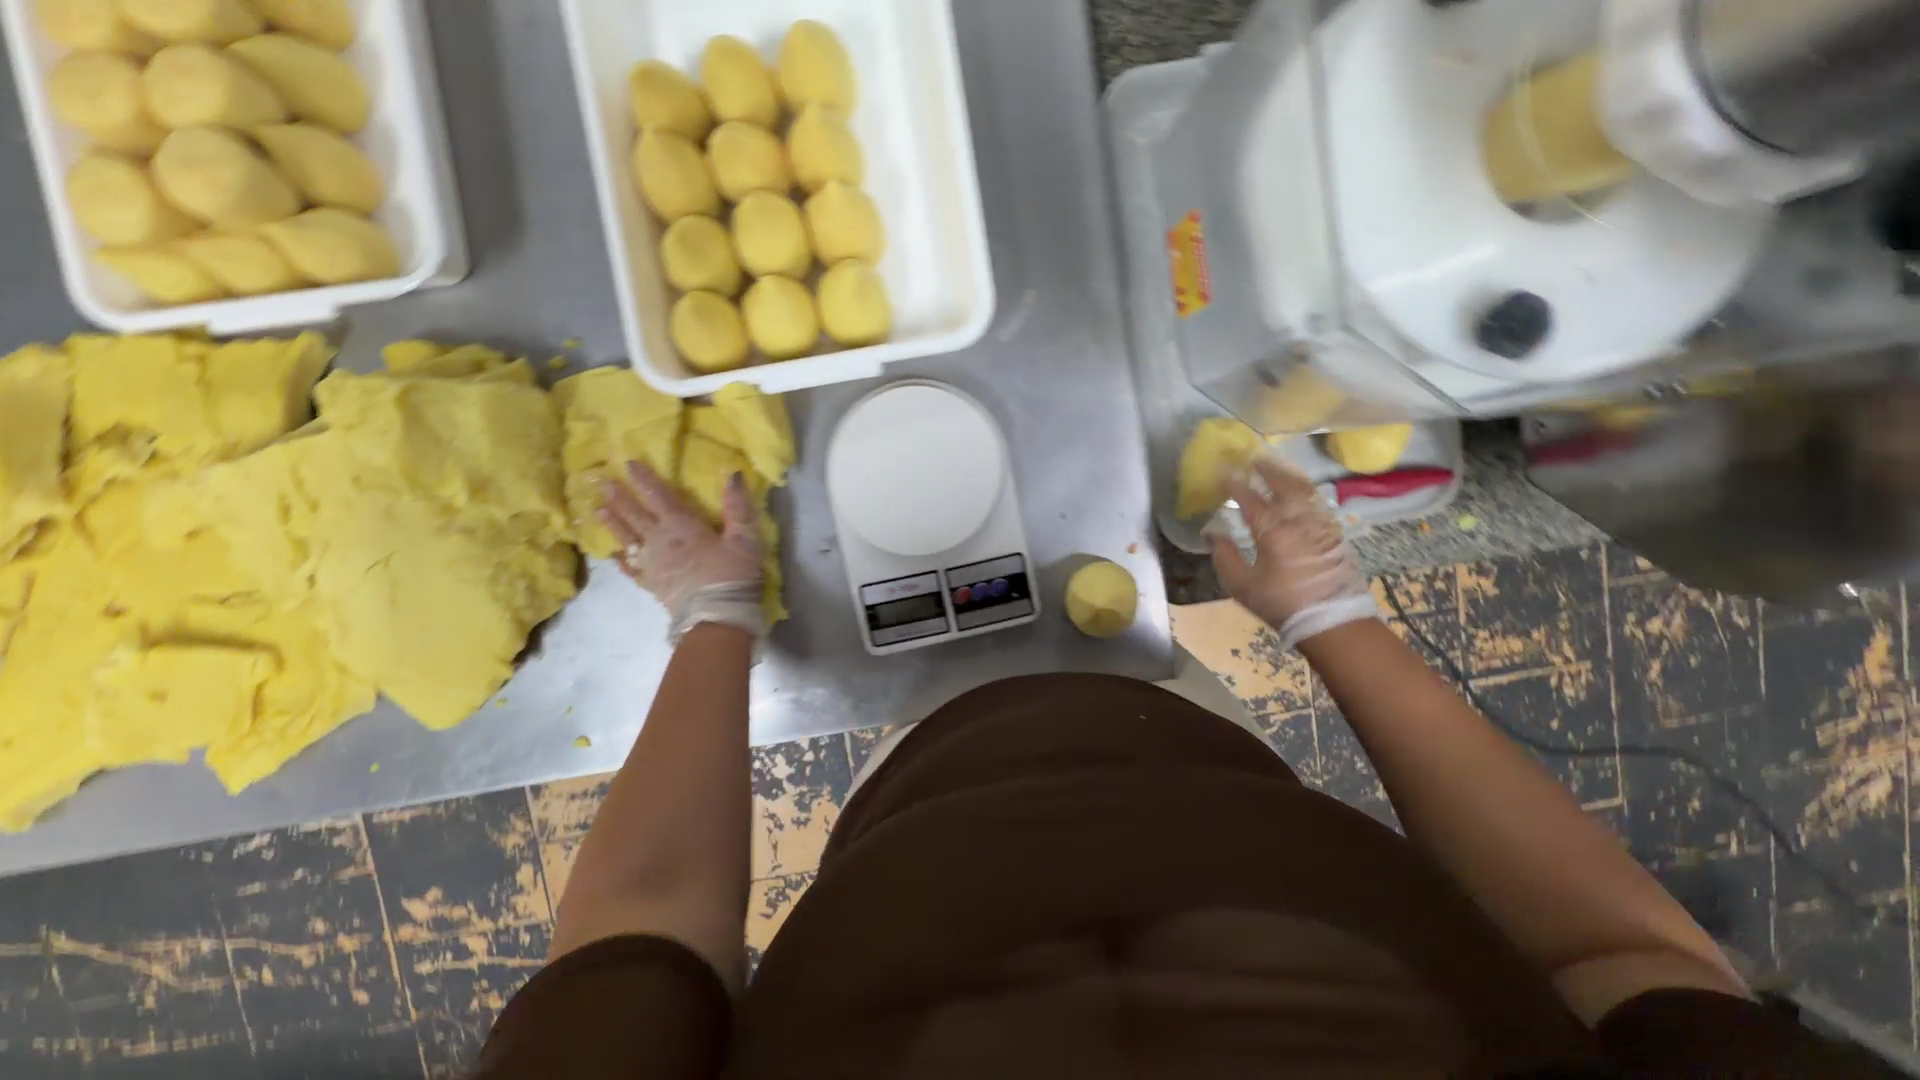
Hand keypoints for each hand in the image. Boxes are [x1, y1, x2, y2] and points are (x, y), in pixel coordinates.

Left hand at [599, 462, 767, 643]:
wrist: (716, 617)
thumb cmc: (732, 574)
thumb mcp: (744, 538)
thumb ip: (738, 506)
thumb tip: (733, 472)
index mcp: (681, 526)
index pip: (659, 496)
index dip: (644, 478)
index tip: (628, 463)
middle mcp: (660, 541)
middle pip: (635, 514)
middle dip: (619, 496)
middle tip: (600, 481)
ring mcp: (652, 564)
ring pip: (627, 539)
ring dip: (613, 523)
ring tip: (598, 510)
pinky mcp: (651, 584)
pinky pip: (630, 569)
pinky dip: (620, 560)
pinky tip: (613, 555)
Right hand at [1210, 458, 1379, 648]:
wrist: (1333, 621)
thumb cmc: (1282, 605)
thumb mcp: (1243, 587)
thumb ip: (1225, 557)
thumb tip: (1213, 534)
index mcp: (1272, 532)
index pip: (1250, 498)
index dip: (1236, 483)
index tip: (1225, 471)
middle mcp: (1298, 521)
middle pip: (1283, 484)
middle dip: (1268, 469)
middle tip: (1255, 459)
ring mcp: (1321, 524)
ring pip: (1305, 490)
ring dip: (1289, 476)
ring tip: (1277, 469)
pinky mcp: (1335, 533)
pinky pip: (1318, 503)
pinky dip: (1306, 492)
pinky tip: (1300, 493)